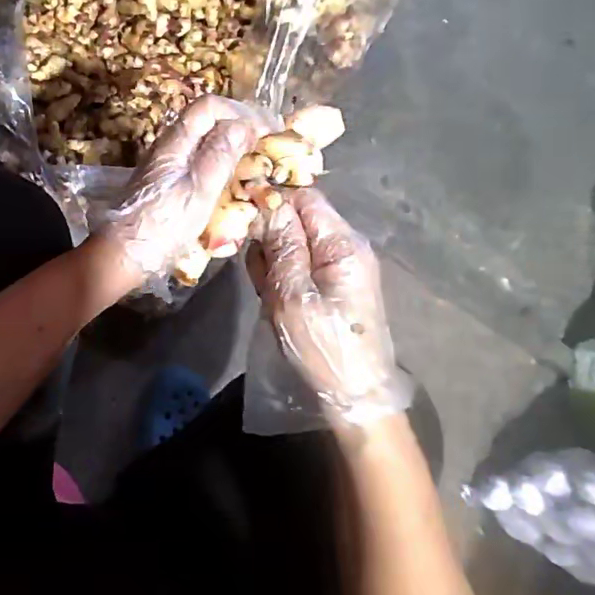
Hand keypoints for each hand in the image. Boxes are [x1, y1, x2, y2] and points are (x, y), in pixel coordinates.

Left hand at [95, 95, 273, 284]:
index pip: (210, 106)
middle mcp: (169, 147)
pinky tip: (233, 181)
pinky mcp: (165, 185)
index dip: (242, 112)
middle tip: (269, 144)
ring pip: (203, 142)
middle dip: (240, 126)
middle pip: (207, 121)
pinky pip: (198, 162)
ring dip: (232, 146)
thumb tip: (243, 124)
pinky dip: (220, 164)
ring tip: (258, 161)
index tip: (269, 130)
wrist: (122, 254)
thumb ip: (220, 154)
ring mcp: (166, 166)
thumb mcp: (199, 189)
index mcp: (175, 141)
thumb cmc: (163, 224)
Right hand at [247, 188, 412, 425]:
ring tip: (267, 292)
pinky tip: (274, 300)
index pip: (304, 197)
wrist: (354, 397)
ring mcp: (339, 267)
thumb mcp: (293, 294)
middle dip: (269, 237)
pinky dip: (280, 277)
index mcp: (342, 243)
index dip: (271, 200)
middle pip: (296, 218)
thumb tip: (268, 200)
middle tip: (258, 271)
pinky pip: (297, 265)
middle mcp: (345, 247)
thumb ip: (281, 245)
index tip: (241, 218)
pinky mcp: (331, 286)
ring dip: (271, 261)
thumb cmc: (323, 346)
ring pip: (292, 243)